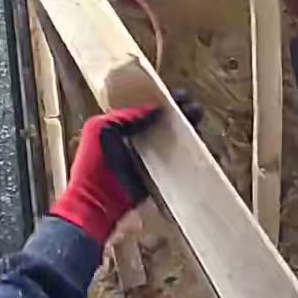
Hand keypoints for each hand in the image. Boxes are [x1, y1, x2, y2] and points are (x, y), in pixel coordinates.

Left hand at [49, 91, 201, 242]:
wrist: (97, 201)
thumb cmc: (92, 164)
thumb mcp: (99, 129)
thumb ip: (125, 116)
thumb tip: (154, 107)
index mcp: (124, 125)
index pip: (150, 106)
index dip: (167, 100)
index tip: (181, 96)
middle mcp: (140, 139)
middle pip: (168, 121)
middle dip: (184, 113)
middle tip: (195, 109)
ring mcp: (152, 158)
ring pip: (178, 139)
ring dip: (192, 131)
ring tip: (199, 125)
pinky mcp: (161, 176)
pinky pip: (182, 163)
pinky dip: (195, 156)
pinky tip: (205, 150)